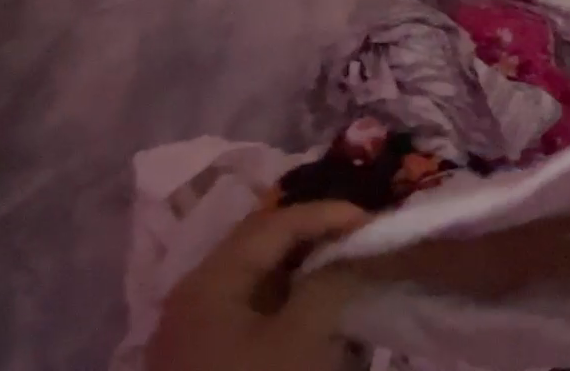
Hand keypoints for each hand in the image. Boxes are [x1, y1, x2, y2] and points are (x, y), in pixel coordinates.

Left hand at [147, 202, 369, 370]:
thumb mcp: (304, 338)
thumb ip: (332, 280)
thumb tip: (351, 253)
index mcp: (209, 282)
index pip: (275, 224)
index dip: (327, 214)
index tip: (373, 220)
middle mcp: (196, 298)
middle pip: (262, 247)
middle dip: (314, 238)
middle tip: (361, 237)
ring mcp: (197, 335)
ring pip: (259, 280)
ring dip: (304, 271)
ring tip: (347, 271)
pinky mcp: (209, 365)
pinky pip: (255, 315)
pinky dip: (291, 306)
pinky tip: (322, 316)